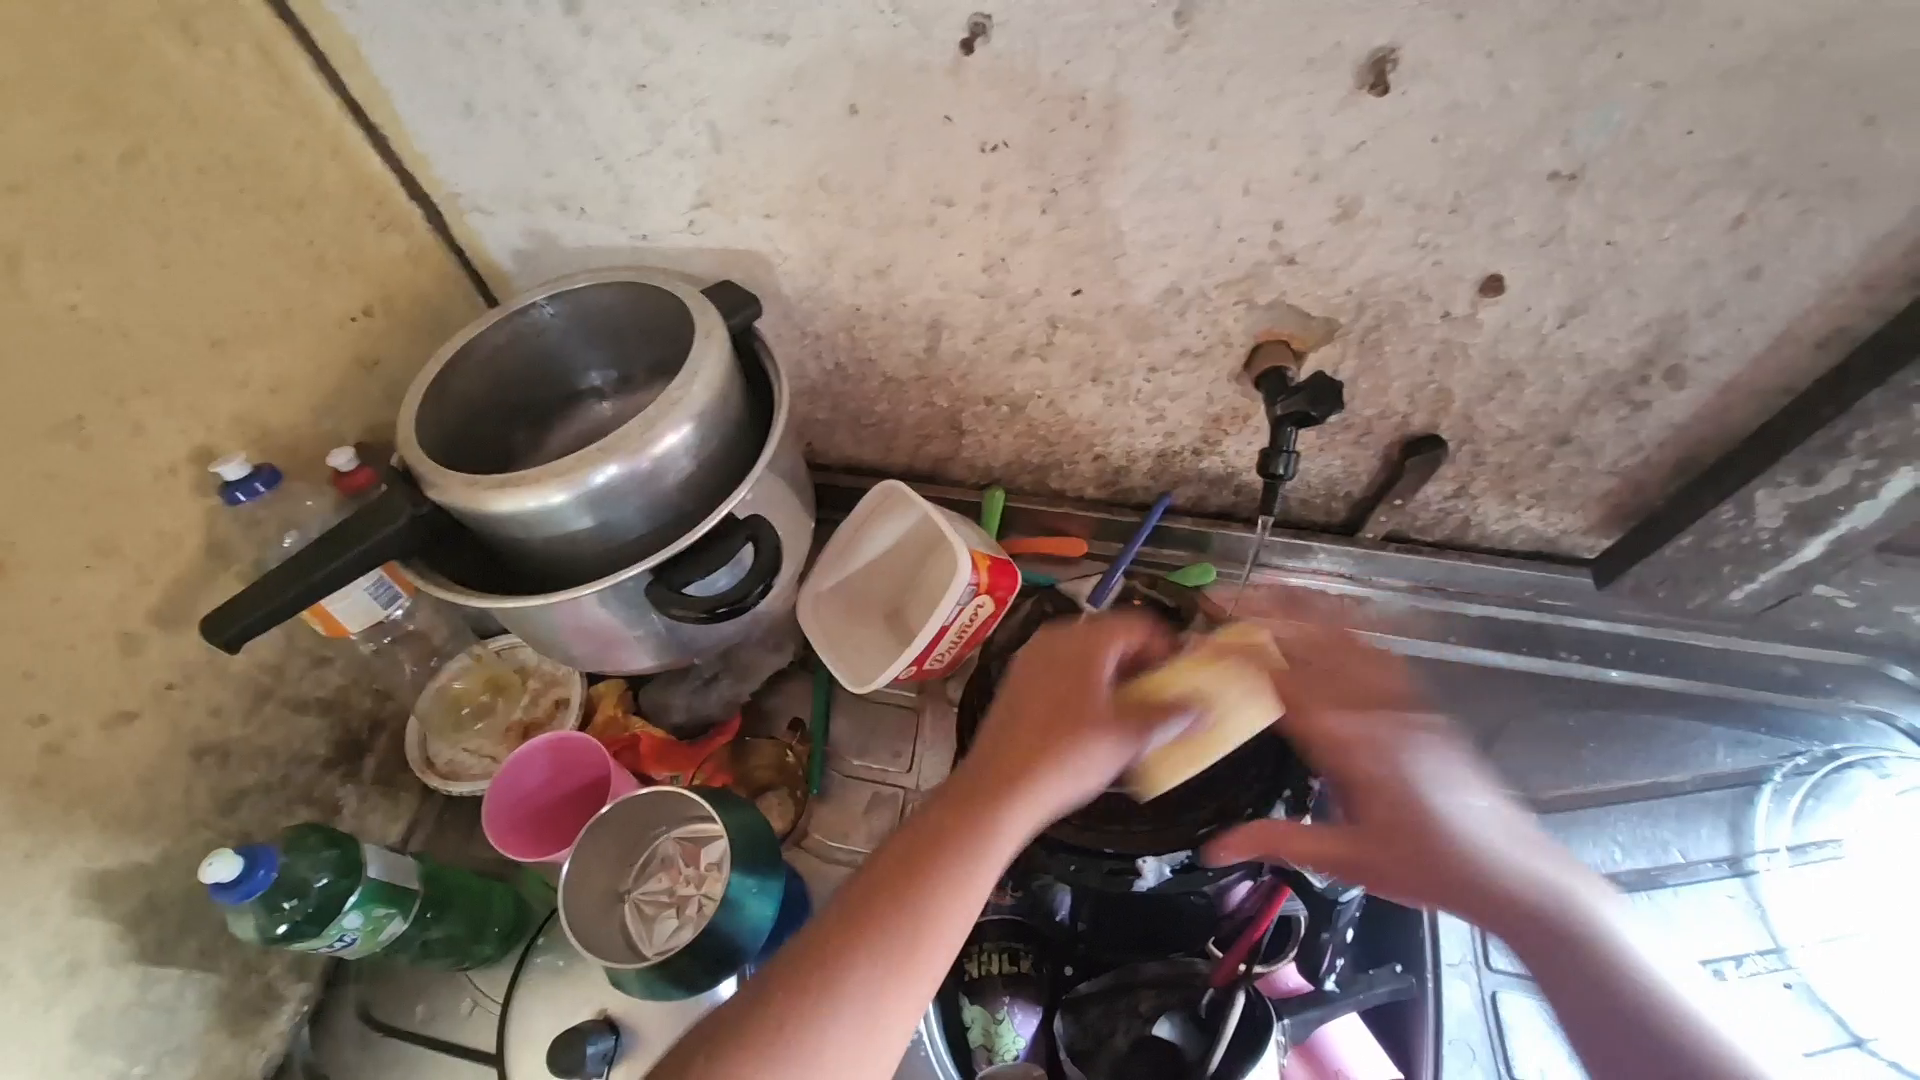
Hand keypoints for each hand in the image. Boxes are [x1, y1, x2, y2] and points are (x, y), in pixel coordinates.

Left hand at [956, 612, 1196, 829]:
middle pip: (1111, 635)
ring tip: (1133, 711)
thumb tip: (1203, 708)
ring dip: (1114, 675)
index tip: (1184, 675)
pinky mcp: (1017, 681)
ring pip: (1086, 654)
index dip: (1169, 646)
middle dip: (1142, 663)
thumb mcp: (1127, 738)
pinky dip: (1086, 684)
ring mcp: (1031, 657)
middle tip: (1163, 695)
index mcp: (1085, 639)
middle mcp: (1055, 637)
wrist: (998, 788)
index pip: (1140, 624)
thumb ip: (1170, 717)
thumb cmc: (1066, 756)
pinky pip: (1062, 669)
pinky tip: (1095, 720)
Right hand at [1200, 619, 1587, 924]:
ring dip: (1300, 604)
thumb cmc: (1430, 868)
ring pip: (1346, 634)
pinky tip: (1327, 609)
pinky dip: (1345, 619)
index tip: (1199, 645)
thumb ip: (1276, 841)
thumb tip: (1212, 849)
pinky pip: (1377, 647)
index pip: (1281, 683)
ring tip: (1261, 586)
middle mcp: (1378, 709)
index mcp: (1353, 745)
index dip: (1236, 656)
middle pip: (1312, 641)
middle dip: (1260, 612)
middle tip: (1216, 598)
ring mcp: (1404, 700)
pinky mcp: (1420, 702)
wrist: (1518, 874)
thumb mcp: (1347, 860)